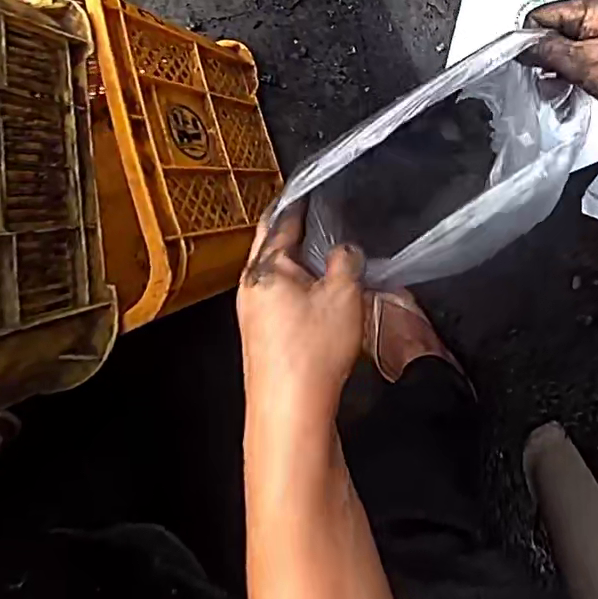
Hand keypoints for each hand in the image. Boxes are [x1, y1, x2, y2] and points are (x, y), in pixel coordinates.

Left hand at [237, 206, 366, 420]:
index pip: (279, 223)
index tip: (306, 190)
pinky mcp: (261, 335)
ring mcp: (252, 313)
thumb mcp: (343, 294)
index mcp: (266, 269)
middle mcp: (251, 287)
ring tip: (321, 248)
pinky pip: (279, 296)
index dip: (296, 204)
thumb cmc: (312, 348)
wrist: (290, 409)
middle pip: (270, 247)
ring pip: (276, 273)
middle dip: (289, 229)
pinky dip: (297, 283)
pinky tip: (317, 291)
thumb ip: (346, 261)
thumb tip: (345, 249)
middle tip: (310, 213)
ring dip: (295, 258)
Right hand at [523, 0, 597, 134]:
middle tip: (545, 81)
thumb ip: (550, 52)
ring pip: (566, 51)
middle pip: (553, 32)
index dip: (529, 40)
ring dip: (558, 71)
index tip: (527, 64)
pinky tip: (574, 92)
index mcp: (594, 7)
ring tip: (562, 90)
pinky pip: (582, 65)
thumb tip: (524, 47)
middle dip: (543, 57)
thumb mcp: (587, 63)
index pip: (541, 15)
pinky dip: (573, 78)